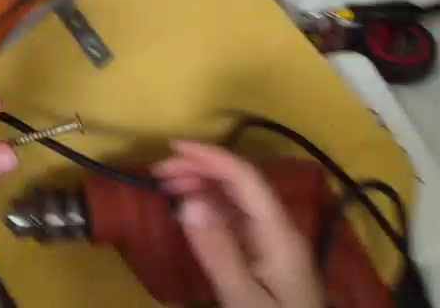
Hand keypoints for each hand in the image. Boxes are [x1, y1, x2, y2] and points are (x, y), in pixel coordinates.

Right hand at [153, 141, 325, 307]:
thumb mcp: (243, 300)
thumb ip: (218, 252)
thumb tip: (188, 200)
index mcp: (280, 234)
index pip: (245, 177)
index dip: (210, 155)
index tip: (172, 146)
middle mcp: (279, 230)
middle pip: (239, 183)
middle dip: (199, 168)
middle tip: (159, 172)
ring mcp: (274, 244)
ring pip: (235, 199)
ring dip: (201, 185)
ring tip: (167, 186)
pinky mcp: (266, 259)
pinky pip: (234, 219)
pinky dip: (208, 208)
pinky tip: (188, 212)